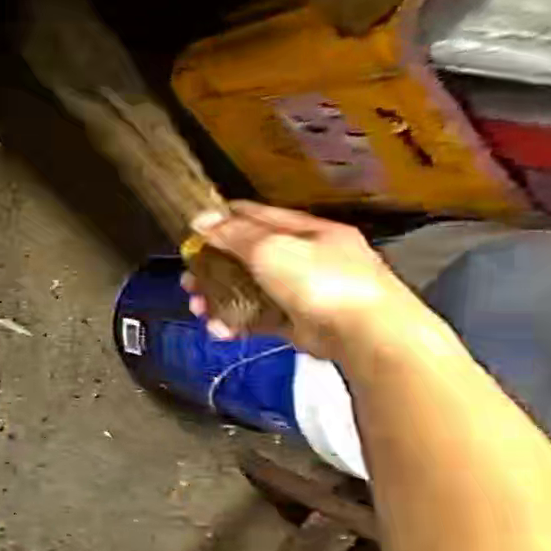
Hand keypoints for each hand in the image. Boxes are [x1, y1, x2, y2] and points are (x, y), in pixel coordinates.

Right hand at [183, 201, 432, 362]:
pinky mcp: (295, 319)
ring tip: (197, 306)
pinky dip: (233, 321)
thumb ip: (233, 234)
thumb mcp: (271, 248)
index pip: (260, 216)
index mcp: (310, 232)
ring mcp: (302, 291)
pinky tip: (219, 327)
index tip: (195, 226)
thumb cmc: (322, 281)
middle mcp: (307, 259)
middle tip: (189, 276)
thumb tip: (202, 219)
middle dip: (212, 267)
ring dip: (216, 297)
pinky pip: (255, 316)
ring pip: (246, 289)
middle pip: (247, 257)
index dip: (226, 218)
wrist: (361, 333)